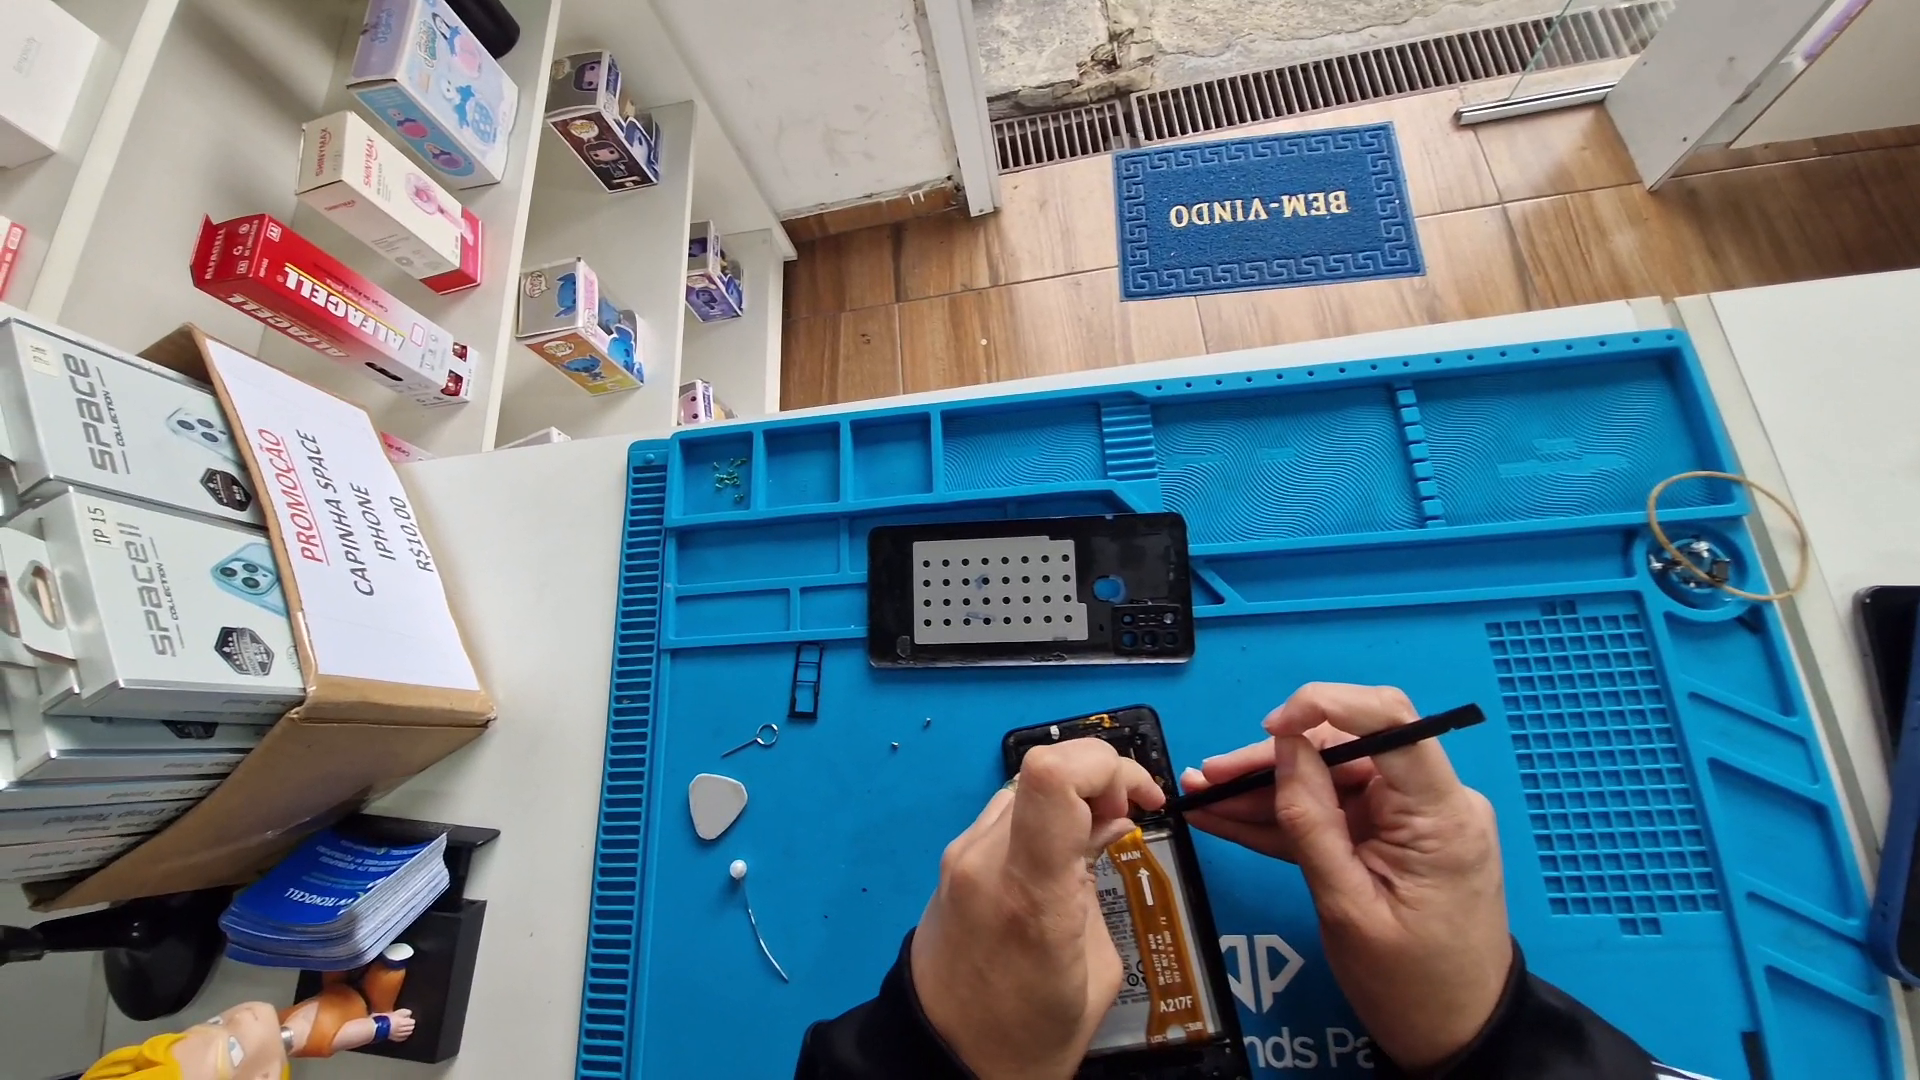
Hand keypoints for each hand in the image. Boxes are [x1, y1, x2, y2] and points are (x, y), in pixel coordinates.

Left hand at [912, 738, 1165, 1079]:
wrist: (941, 1056)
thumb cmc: (1032, 1034)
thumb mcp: (1097, 970)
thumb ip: (1097, 878)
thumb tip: (1108, 820)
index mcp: (1030, 891)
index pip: (1051, 776)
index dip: (1105, 766)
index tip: (1141, 799)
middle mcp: (986, 856)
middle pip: (1044, 765)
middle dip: (1100, 775)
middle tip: (1127, 815)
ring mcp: (962, 851)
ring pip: (1028, 779)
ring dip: (1073, 789)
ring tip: (1100, 829)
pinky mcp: (954, 854)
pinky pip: (1009, 806)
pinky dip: (1046, 808)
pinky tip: (1065, 843)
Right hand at [1180, 683, 1511, 1071]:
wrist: (1457, 1039)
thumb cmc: (1413, 985)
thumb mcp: (1347, 906)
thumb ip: (1311, 821)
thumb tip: (1285, 743)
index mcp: (1437, 813)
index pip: (1390, 720)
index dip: (1325, 704)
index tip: (1271, 727)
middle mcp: (1425, 800)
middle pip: (1338, 750)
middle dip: (1268, 760)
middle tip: (1209, 776)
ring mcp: (1403, 817)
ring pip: (1321, 778)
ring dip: (1259, 788)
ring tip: (1202, 793)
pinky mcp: (1383, 834)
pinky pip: (1323, 811)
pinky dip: (1275, 814)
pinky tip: (1223, 812)